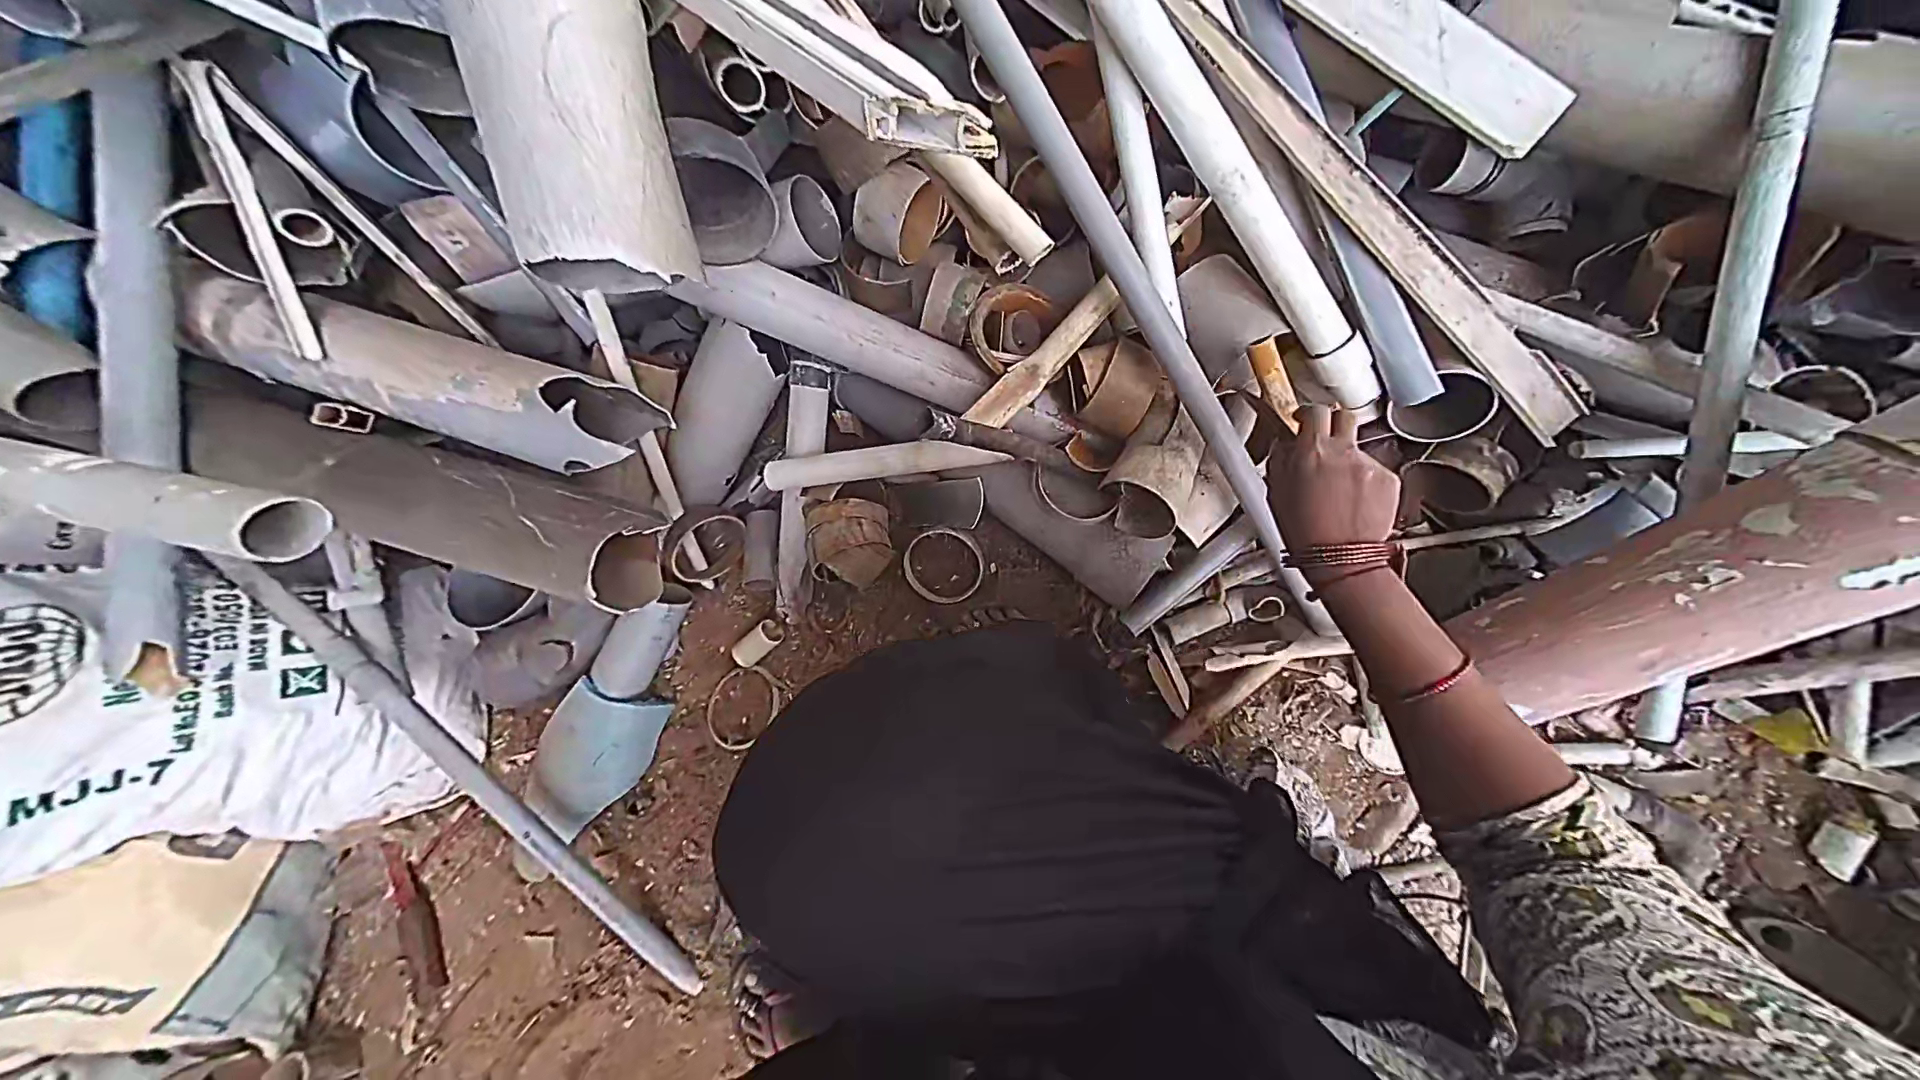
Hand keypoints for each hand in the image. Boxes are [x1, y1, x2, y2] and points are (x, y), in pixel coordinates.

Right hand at [1267, 405, 1399, 550]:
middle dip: (1334, 425)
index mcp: (1311, 450)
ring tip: (1337, 488)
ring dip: (1347, 459)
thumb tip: (1284, 446)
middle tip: (1325, 440)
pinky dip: (1365, 481)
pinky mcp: (1390, 478)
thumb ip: (1280, 460)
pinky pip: (1376, 470)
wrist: (1339, 556)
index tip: (1305, 419)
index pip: (1314, 411)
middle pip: (1345, 417)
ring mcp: (1369, 463)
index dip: (1308, 414)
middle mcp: (1343, 451)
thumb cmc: (1305, 532)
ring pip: (1359, 448)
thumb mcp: (1276, 491)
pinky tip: (1353, 499)